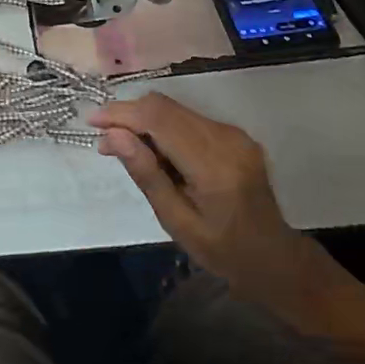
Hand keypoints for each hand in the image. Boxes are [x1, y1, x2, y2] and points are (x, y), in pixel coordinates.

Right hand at [89, 93, 325, 309]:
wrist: (272, 255)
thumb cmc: (221, 250)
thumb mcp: (176, 221)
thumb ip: (147, 175)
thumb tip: (113, 136)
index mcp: (214, 165)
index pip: (160, 120)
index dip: (122, 114)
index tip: (92, 121)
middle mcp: (227, 138)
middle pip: (166, 107)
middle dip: (129, 115)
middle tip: (104, 142)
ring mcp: (234, 133)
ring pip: (175, 109)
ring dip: (144, 121)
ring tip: (124, 148)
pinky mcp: (234, 134)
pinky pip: (188, 118)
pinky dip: (163, 127)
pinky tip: (153, 151)